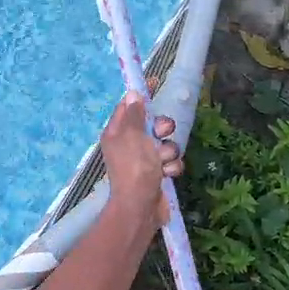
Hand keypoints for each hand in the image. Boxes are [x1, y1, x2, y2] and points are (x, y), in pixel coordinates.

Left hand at [100, 93, 182, 232]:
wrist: (141, 207)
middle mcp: (130, 145)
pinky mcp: (158, 174)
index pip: (128, 107)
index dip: (140, 96)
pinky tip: (166, 175)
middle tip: (162, 133)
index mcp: (117, 133)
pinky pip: (171, 162)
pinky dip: (171, 168)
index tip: (154, 82)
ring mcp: (145, 160)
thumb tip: (133, 94)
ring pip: (166, 143)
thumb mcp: (132, 135)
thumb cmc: (134, 168)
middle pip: (153, 124)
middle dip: (162, 128)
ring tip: (162, 162)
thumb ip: (134, 114)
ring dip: (168, 151)